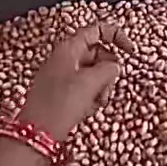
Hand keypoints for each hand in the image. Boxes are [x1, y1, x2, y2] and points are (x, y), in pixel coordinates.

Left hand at [19, 23, 132, 141]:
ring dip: (101, 86)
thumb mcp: (90, 82)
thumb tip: (115, 66)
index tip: (130, 51)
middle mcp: (65, 57)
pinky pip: (84, 87)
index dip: (117, 36)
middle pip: (98, 53)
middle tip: (108, 87)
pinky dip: (91, 96)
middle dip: (109, 70)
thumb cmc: (60, 104)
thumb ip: (109, 68)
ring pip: (93, 72)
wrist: (35, 135)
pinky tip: (88, 109)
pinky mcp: (61, 92)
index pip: (98, 30)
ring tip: (97, 102)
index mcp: (69, 48)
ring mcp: (62, 75)